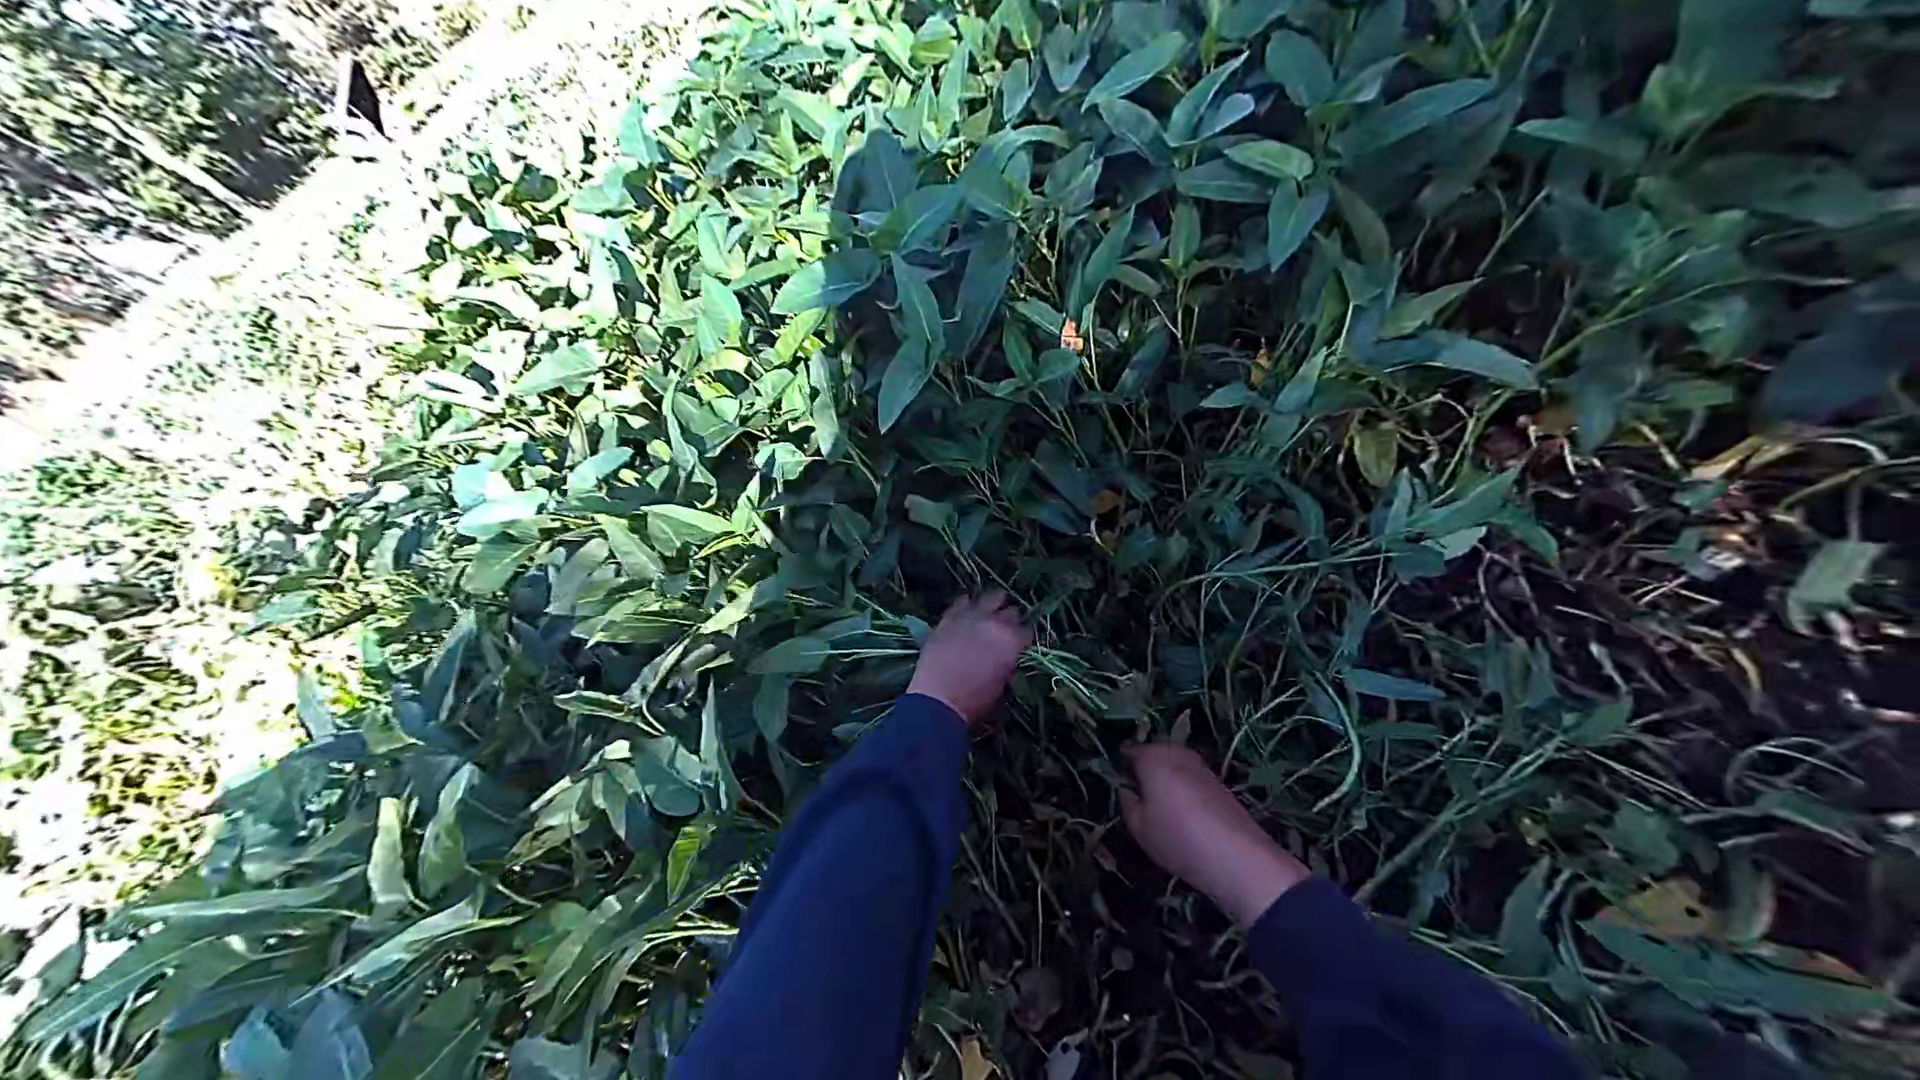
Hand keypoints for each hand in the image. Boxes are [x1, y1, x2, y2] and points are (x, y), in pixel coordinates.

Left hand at [906, 592, 1032, 724]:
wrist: (938, 699)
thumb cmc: (974, 700)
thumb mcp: (1001, 684)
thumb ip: (1008, 663)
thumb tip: (1008, 656)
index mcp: (1011, 641)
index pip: (1027, 631)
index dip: (1024, 638)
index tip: (1020, 643)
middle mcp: (995, 623)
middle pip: (1011, 612)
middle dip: (1011, 620)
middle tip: (1006, 628)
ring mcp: (971, 616)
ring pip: (990, 598)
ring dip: (994, 604)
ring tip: (992, 610)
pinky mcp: (950, 616)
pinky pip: (963, 600)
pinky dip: (968, 604)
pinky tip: (968, 609)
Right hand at [1119, 743, 1310, 927]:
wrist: (1239, 858)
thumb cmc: (1179, 839)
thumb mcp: (1139, 828)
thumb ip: (1127, 804)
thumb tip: (1127, 790)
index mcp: (1153, 758)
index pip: (1129, 750)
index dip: (1120, 764)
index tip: (1116, 781)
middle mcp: (1178, 754)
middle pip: (1155, 751)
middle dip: (1144, 765)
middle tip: (1136, 791)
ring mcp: (1202, 767)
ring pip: (1175, 762)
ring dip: (1166, 774)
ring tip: (1159, 802)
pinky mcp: (1220, 783)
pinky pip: (1192, 775)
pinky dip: (1184, 785)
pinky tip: (1183, 810)